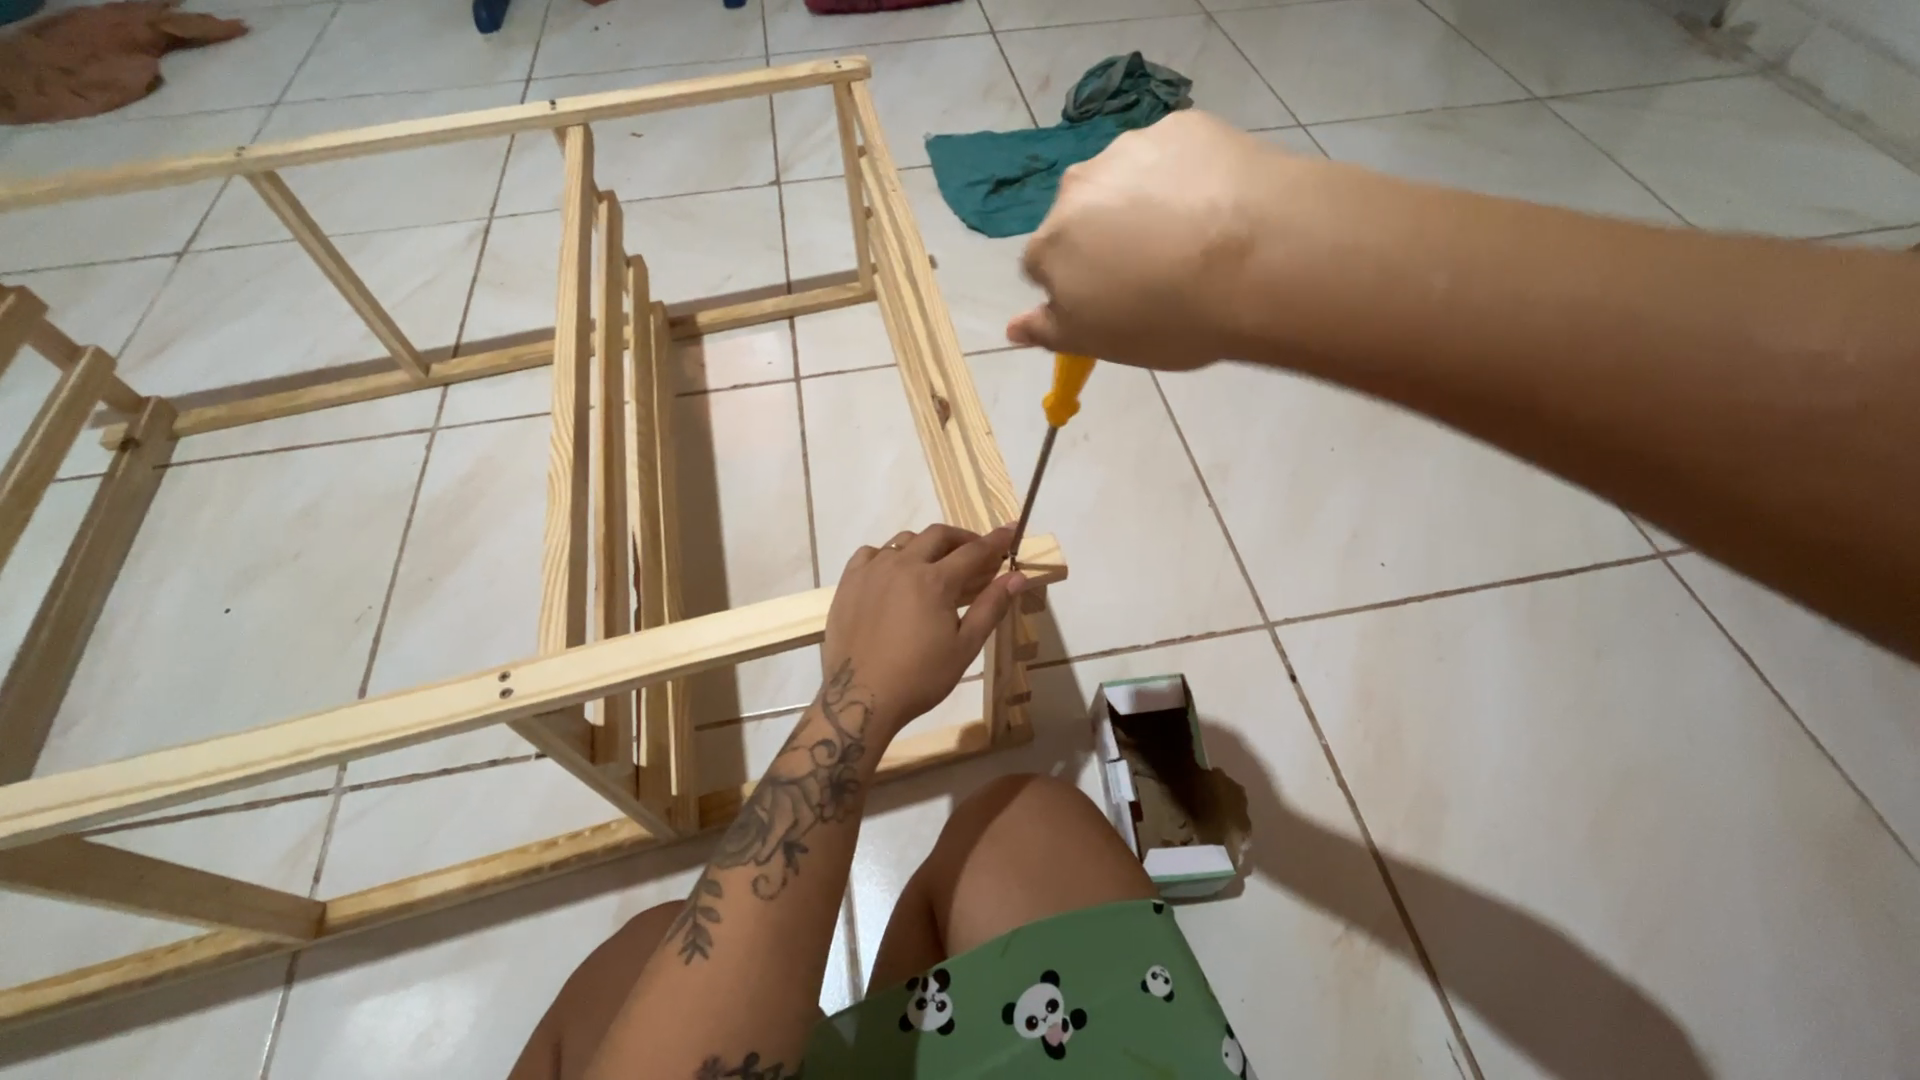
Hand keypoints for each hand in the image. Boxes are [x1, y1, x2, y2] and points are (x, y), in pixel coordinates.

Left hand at [823, 524, 1026, 735]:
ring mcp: (871, 571)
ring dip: (926, 546)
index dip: (995, 541)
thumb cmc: (920, 678)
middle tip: (975, 554)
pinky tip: (895, 574)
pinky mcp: (848, 583)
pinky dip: (889, 555)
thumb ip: (991, 607)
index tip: (1010, 531)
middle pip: (937, 536)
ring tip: (936, 565)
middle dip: (962, 539)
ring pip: (903, 541)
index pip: (973, 551)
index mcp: (934, 580)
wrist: (861, 698)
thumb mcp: (964, 646)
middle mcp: (901, 565)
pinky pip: (871, 554)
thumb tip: (1017, 576)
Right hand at [1007, 110, 1294, 369]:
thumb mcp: (1101, 343)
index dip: (1075, 284)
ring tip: (1190, 236)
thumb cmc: (1168, 318)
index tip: (1110, 300)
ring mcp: (1129, 150)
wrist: (1258, 261)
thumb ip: (1049, 330)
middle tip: (1151, 270)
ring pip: (1123, 180)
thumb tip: (1013, 327)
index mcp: (1049, 245)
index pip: (1042, 265)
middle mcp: (1075, 188)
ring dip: (1141, 202)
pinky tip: (1216, 204)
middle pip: (1078, 215)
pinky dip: (1184, 176)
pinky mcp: (1181, 126)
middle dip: (1102, 237)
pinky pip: (1171, 154)